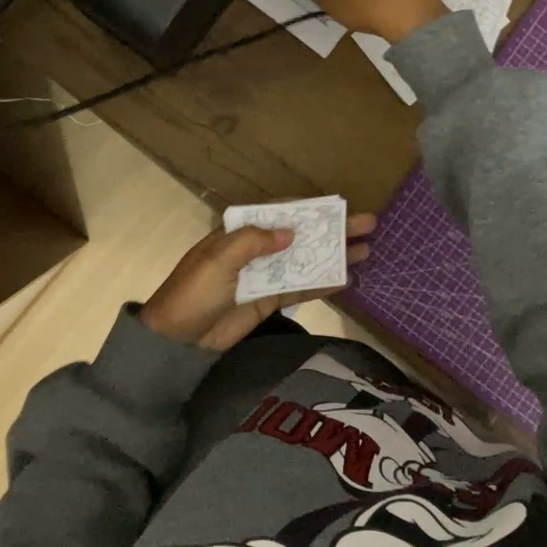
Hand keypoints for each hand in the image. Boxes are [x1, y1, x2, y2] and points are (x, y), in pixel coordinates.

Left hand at [139, 213, 376, 350]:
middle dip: (333, 230)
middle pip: (300, 234)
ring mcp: (264, 275)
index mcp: (240, 231)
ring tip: (367, 250)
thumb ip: (254, 242)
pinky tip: (347, 279)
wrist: (177, 340)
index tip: (341, 207)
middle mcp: (256, 248)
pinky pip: (301, 288)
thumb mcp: (218, 260)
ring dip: (334, 255)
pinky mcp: (269, 300)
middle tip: (369, 224)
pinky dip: (323, 284)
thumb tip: (290, 231)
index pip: (281, 212)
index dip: (311, 209)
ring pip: (306, 260)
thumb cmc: (193, 292)